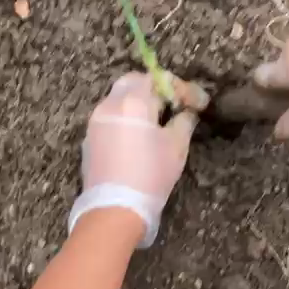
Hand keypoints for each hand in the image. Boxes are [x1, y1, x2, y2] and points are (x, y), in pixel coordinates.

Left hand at [68, 73, 196, 248]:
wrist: (114, 209)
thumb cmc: (150, 177)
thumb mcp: (176, 147)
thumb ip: (184, 121)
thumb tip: (187, 113)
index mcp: (133, 102)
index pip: (159, 79)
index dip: (182, 88)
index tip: (198, 104)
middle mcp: (110, 105)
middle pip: (134, 82)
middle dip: (156, 89)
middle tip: (175, 106)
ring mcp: (96, 122)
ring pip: (119, 98)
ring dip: (139, 102)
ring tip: (158, 121)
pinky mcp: (90, 139)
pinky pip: (110, 117)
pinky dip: (126, 118)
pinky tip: (138, 136)